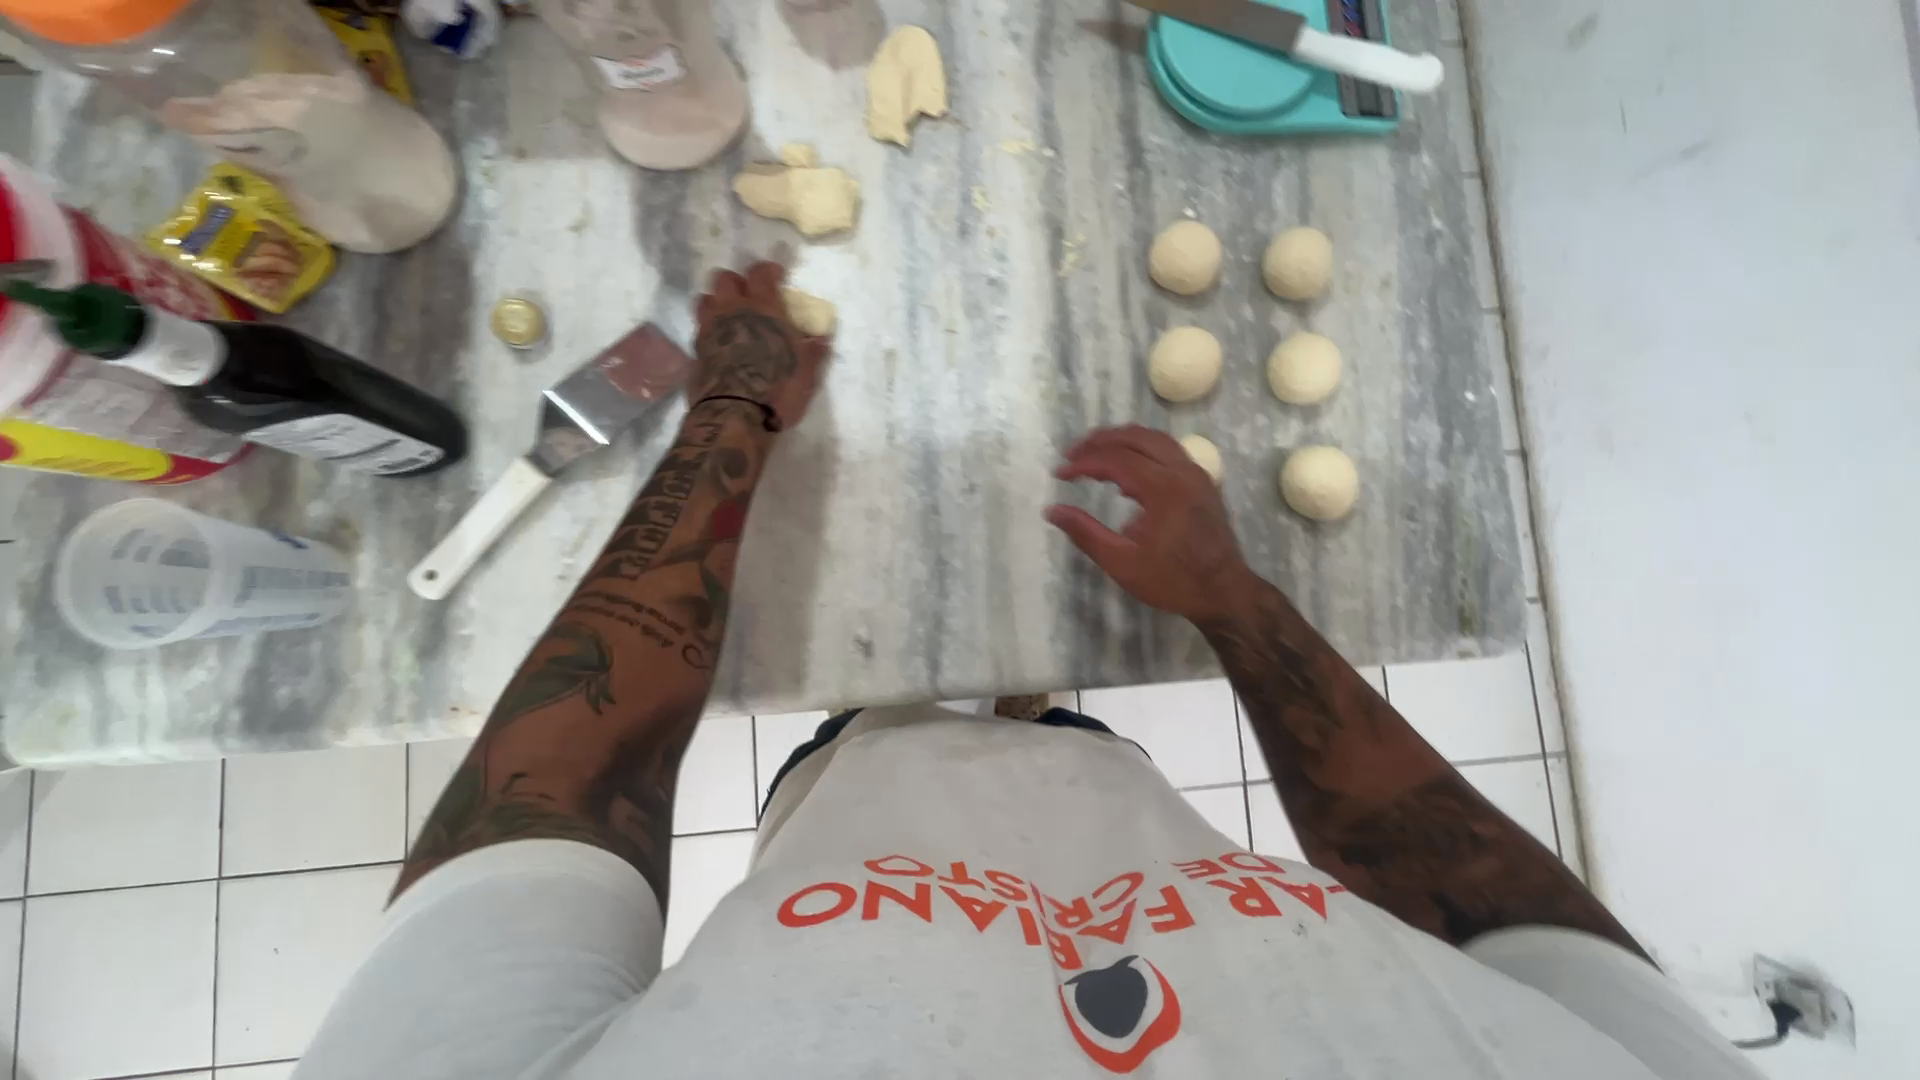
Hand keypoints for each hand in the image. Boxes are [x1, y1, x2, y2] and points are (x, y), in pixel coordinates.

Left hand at [692, 262, 830, 430]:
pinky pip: (700, 329)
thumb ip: (813, 351)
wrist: (735, 415)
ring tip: (730, 319)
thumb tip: (822, 339)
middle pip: (724, 279)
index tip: (776, 276)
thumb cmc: (779, 387)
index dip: (768, 270)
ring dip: (717, 303)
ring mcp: (709, 330)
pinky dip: (710, 331)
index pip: (760, 273)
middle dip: (736, 283)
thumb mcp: (807, 372)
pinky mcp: (695, 352)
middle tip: (749, 299)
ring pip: (705, 300)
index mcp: (763, 307)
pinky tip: (721, 346)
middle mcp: (731, 310)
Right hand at [1046, 425, 1255, 620]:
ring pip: (1155, 439)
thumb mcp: (1121, 563)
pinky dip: (1143, 450)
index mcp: (1163, 489)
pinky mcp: (1202, 482)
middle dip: (1100, 441)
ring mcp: (1196, 474)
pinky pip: (1169, 451)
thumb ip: (1085, 533)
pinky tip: (1127, 472)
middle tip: (1072, 455)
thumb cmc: (1172, 581)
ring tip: (1095, 454)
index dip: (1083, 462)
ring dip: (1122, 440)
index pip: (1115, 459)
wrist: (1224, 592)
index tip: (1059, 474)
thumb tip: (1052, 511)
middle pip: (1135, 437)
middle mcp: (1182, 471)